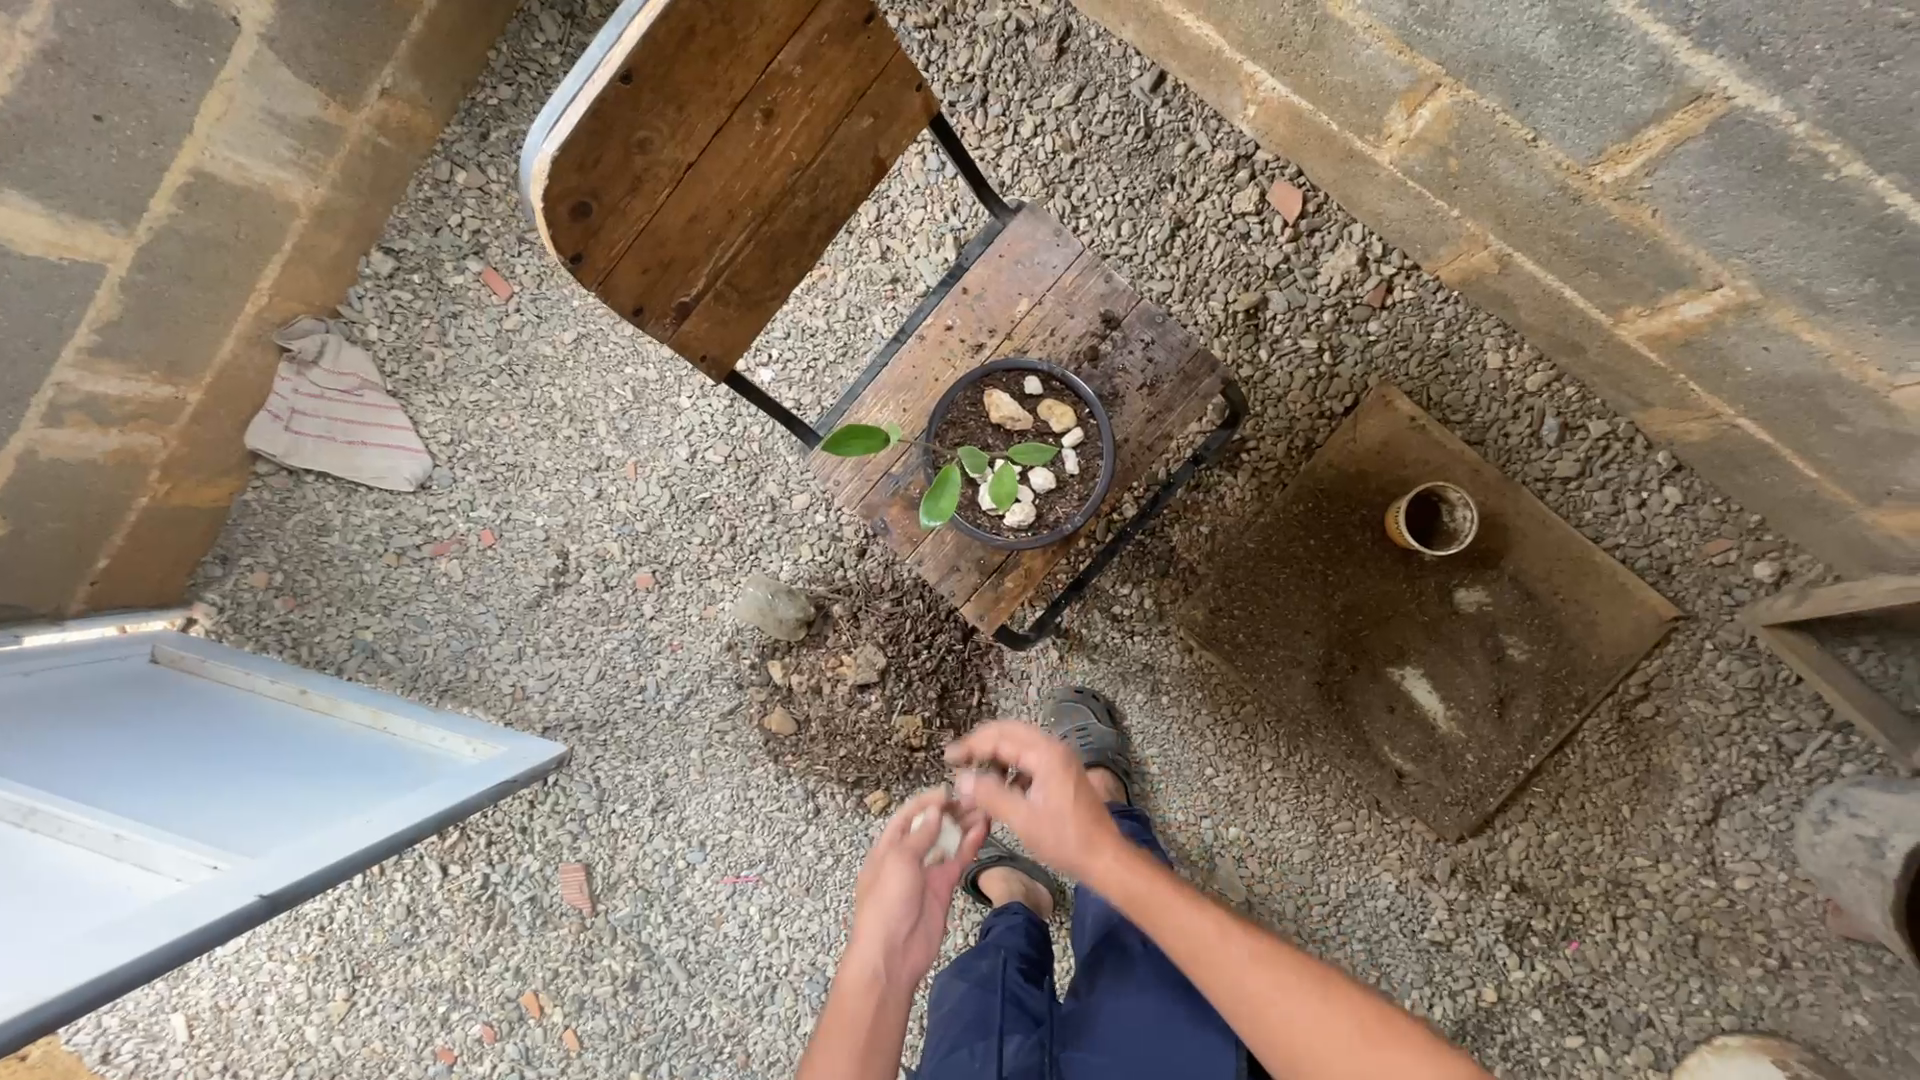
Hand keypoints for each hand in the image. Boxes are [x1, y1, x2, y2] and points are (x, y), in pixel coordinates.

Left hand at [845, 787, 987, 992]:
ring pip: (947, 841)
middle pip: (931, 826)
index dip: (927, 801)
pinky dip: (970, 844)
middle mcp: (907, 856)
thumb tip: (935, 811)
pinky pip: (958, 860)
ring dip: (963, 824)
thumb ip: (919, 835)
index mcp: (887, 847)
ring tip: (984, 808)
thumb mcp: (898, 861)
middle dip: (950, 811)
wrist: (892, 955)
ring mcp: (926, 871)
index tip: (949, 790)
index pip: (908, 815)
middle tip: (974, 797)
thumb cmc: (886, 903)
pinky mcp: (943, 886)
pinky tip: (983, 829)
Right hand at [946, 720, 1125, 882]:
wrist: (1105, 857)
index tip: (948, 758)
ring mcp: (1060, 760)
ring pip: (1020, 745)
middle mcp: (1054, 749)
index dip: (971, 746)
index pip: (1000, 738)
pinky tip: (1000, 788)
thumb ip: (990, 795)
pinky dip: (1011, 768)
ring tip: (975, 773)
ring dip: (996, 755)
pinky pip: (1030, 760)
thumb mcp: (1022, 819)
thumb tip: (961, 779)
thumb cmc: (1065, 840)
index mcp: (1046, 754)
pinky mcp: (1062, 773)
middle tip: (958, 758)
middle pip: (1010, 733)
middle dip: (981, 744)